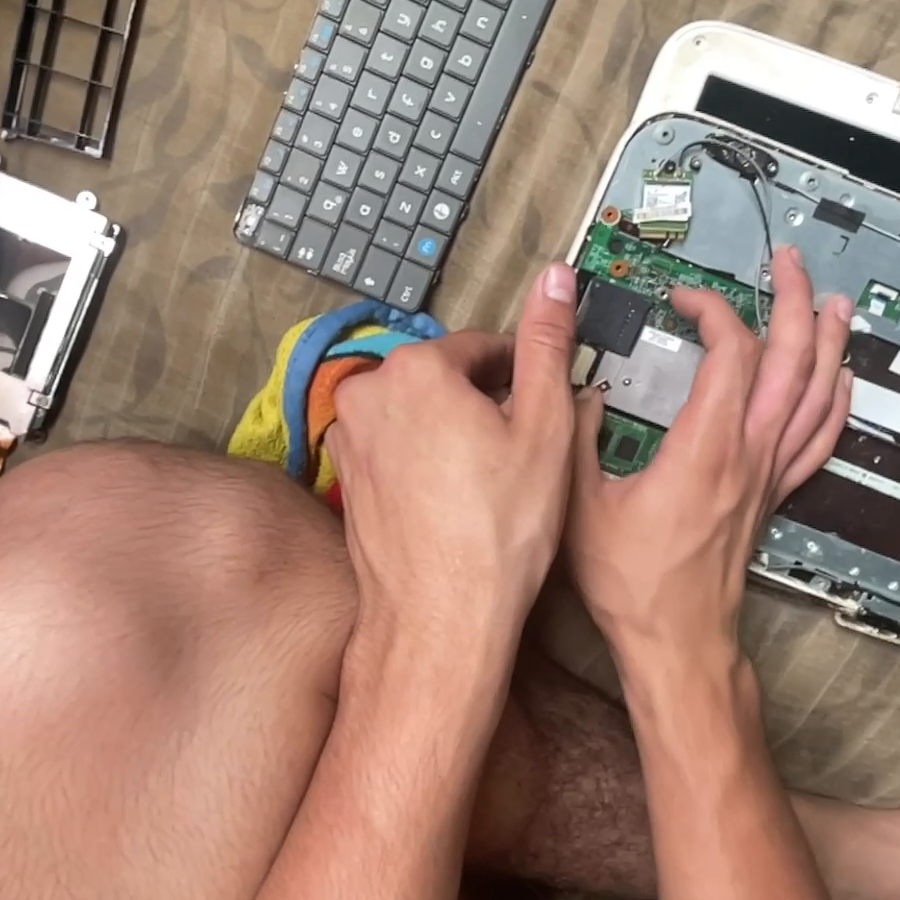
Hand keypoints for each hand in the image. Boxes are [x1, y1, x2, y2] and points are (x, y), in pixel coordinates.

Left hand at [327, 264, 581, 651]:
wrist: (440, 620)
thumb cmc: (501, 527)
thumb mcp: (544, 425)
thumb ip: (546, 342)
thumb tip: (554, 279)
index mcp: (416, 367)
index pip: (482, 347)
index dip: (520, 375)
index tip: (540, 403)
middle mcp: (369, 392)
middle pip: (445, 377)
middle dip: (483, 401)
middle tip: (518, 448)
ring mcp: (350, 437)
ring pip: (419, 411)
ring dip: (453, 429)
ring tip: (487, 478)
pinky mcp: (345, 476)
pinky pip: (395, 445)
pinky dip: (424, 457)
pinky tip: (452, 497)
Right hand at [566, 246, 852, 670]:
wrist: (677, 642)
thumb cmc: (631, 583)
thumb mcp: (580, 504)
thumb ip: (577, 438)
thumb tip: (583, 393)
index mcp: (704, 449)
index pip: (731, 355)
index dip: (713, 311)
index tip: (683, 298)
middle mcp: (748, 456)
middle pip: (791, 362)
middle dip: (794, 303)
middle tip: (789, 263)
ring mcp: (768, 477)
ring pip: (816, 395)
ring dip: (826, 342)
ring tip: (832, 301)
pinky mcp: (771, 498)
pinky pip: (820, 440)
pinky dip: (836, 402)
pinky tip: (841, 381)